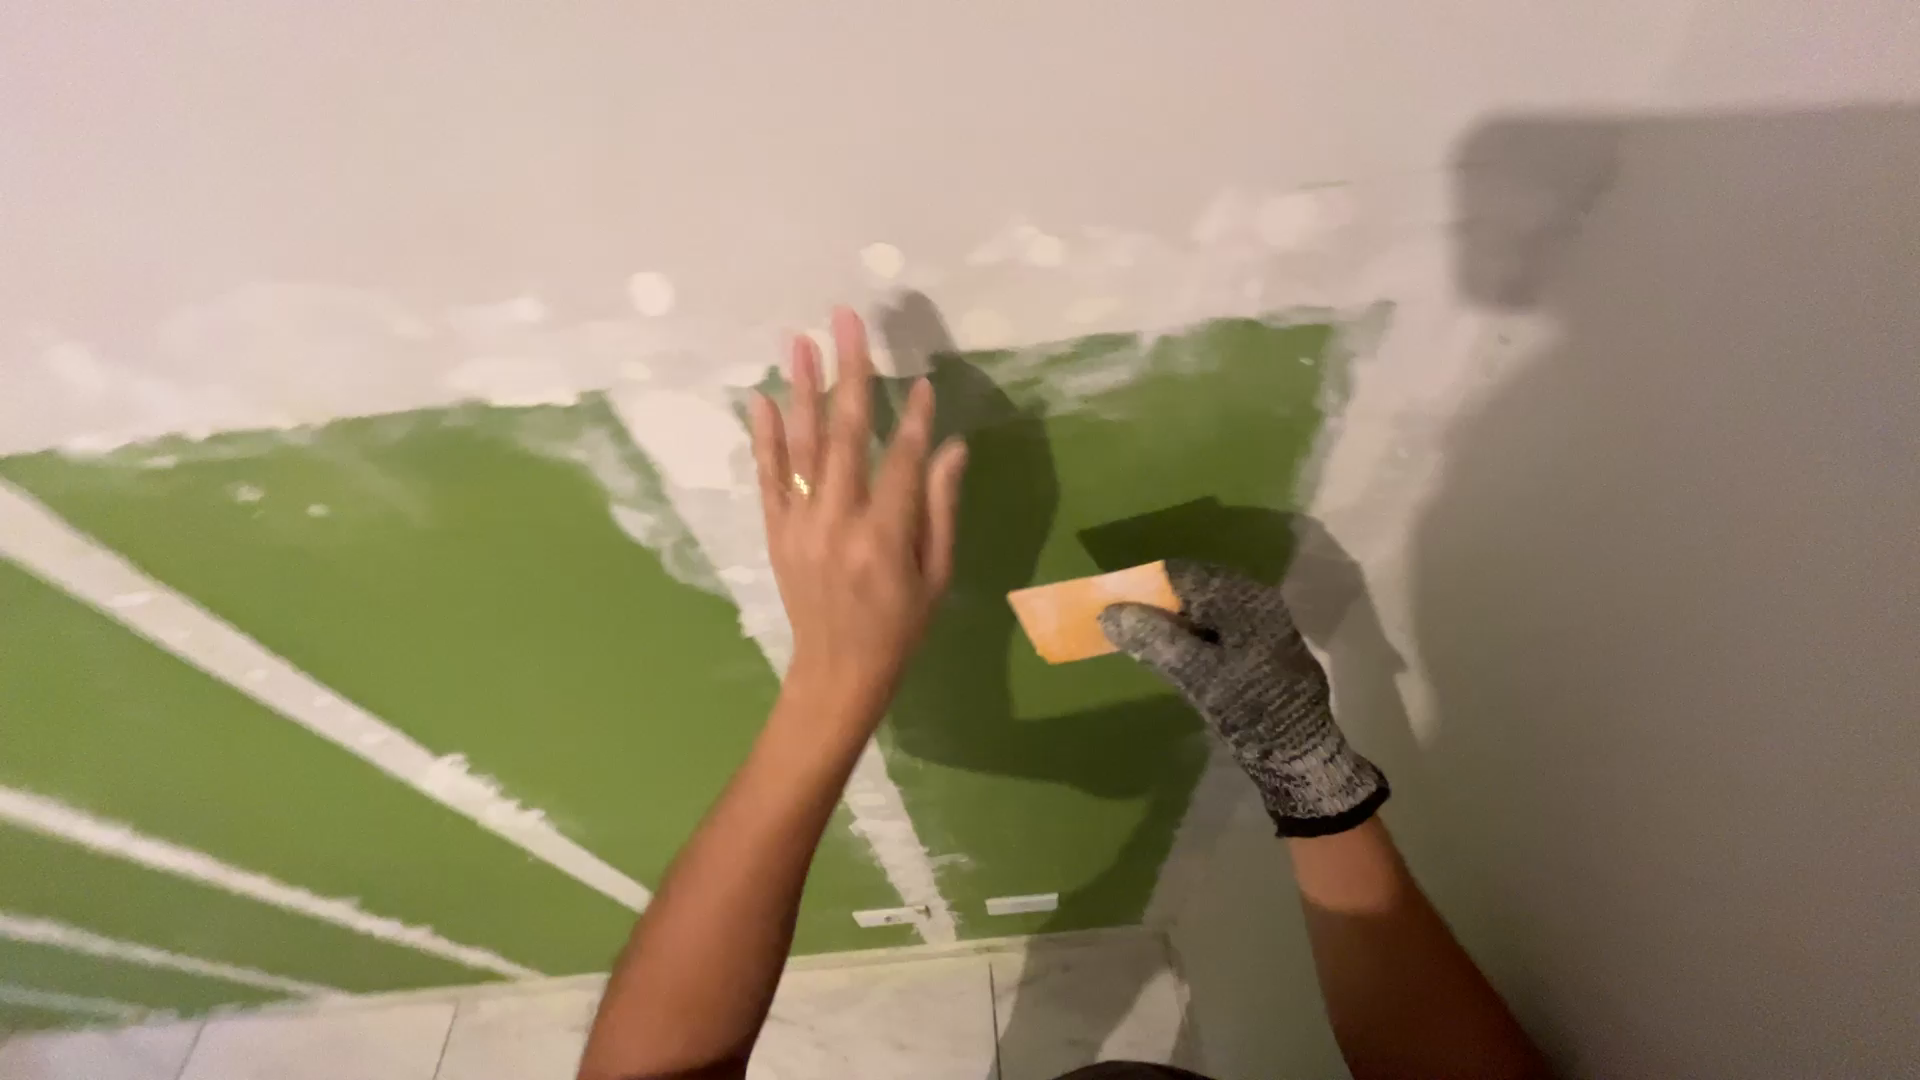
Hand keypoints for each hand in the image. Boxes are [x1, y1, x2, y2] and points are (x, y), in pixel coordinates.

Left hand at [747, 307, 968, 721]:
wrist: (838, 671)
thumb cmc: (900, 627)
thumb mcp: (936, 576)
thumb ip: (940, 509)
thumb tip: (951, 447)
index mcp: (884, 537)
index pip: (901, 460)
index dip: (914, 418)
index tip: (921, 379)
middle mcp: (837, 522)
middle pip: (844, 435)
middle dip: (849, 372)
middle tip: (846, 320)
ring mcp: (799, 525)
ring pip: (800, 447)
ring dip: (802, 389)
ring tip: (800, 340)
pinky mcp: (775, 532)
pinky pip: (767, 477)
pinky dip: (764, 437)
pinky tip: (763, 398)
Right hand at [1100, 560, 1388, 835]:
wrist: (1300, 757)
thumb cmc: (1251, 710)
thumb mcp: (1198, 675)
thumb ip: (1154, 640)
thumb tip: (1109, 613)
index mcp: (1245, 599)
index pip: (1183, 575)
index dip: (1145, 586)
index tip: (1114, 606)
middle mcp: (1254, 604)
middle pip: (1192, 591)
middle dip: (1155, 607)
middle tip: (1124, 628)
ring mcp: (1258, 628)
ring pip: (1200, 613)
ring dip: (1169, 625)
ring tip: (1139, 645)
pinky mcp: (1256, 651)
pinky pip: (1212, 632)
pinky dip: (1186, 640)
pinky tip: (1169, 659)